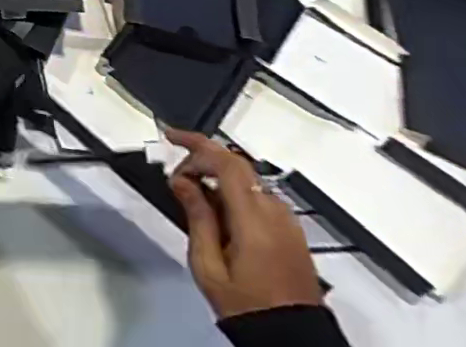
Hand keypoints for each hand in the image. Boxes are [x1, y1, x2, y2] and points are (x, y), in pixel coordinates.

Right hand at [166, 129, 321, 319]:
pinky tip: (218, 210)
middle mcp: (276, 216)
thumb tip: (182, 182)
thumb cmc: (249, 307)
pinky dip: (234, 192)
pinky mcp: (293, 233)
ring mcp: (288, 224)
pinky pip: (260, 197)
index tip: (171, 139)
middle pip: (237, 166)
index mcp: (254, 222)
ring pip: (247, 181)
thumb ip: (196, 216)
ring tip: (193, 197)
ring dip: (217, 178)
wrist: (293, 340)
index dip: (197, 144)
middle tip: (177, 173)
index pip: (226, 163)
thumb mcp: (207, 264)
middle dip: (202, 159)